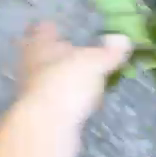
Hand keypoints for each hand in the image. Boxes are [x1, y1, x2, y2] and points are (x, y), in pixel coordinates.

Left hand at [5, 21, 132, 156]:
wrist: (46, 129)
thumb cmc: (65, 84)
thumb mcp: (93, 63)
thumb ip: (108, 52)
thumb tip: (123, 38)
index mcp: (40, 43)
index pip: (43, 28)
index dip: (52, 27)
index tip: (62, 27)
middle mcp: (32, 63)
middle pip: (43, 53)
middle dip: (58, 53)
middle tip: (76, 52)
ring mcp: (34, 89)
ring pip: (51, 77)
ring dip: (65, 77)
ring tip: (85, 78)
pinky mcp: (42, 113)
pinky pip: (59, 99)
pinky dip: (70, 99)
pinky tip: (84, 103)